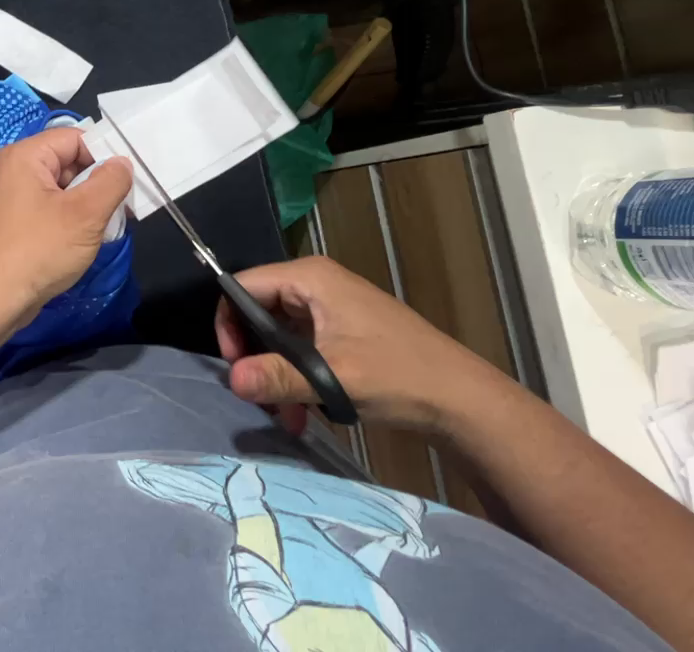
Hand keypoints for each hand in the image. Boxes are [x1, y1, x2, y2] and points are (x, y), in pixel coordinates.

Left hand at [0, 127, 132, 324]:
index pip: (75, 138)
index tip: (127, 180)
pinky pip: (49, 209)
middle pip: (68, 162)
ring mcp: (11, 197)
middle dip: (96, 183)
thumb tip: (122, 163)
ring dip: (86, 205)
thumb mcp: (85, 214)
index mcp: (26, 156)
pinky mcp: (13, 222)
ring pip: (61, 189)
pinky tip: (82, 241)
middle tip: (120, 208)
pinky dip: (69, 220)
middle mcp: (14, 169)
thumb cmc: (38, 250)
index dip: (104, 155)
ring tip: (103, 227)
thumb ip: (110, 182)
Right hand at [214, 257, 511, 433]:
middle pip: (256, 311)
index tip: (236, 366)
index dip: (229, 324)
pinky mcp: (339, 330)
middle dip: (253, 356)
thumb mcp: (335, 377)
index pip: (242, 286)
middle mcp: (314, 284)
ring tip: (287, 415)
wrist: (464, 401)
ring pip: (276, 334)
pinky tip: (302, 412)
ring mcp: (328, 307)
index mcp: (310, 278)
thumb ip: (279, 377)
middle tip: (259, 396)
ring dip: (274, 374)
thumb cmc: (399, 377)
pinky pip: (298, 346)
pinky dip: (294, 376)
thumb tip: (231, 380)